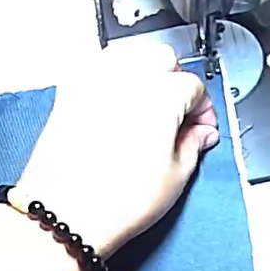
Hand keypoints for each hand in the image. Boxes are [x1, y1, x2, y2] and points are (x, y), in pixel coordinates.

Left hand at [15, 38, 219, 256]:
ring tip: (150, 107)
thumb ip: (194, 145)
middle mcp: (128, 78)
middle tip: (180, 117)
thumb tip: (199, 133)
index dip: (203, 110)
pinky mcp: (70, 91)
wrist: (66, 214)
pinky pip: (98, 67)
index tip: (201, 128)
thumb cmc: (115, 202)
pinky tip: (119, 103)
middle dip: (177, 83)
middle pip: (164, 60)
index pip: (195, 87)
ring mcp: (96, 80)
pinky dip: (114, 77)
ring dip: (146, 73)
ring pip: (130, 55)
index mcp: (163, 94)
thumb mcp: (176, 177)